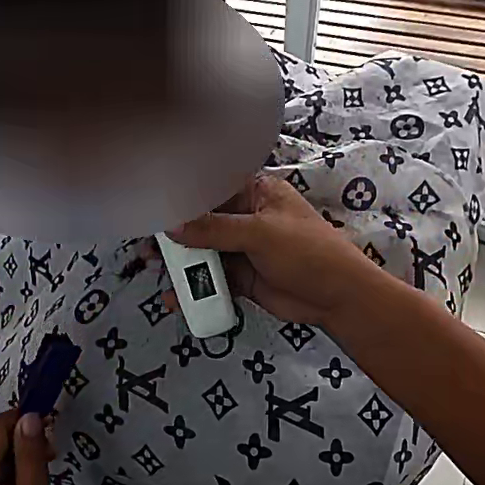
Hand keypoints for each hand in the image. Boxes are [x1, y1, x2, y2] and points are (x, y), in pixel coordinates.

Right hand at [171, 174, 375, 326]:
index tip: (154, 202)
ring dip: (181, 261)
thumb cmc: (308, 252)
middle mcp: (246, 218)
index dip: (184, 193)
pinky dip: (194, 288)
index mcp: (256, 193)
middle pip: (201, 221)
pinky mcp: (242, 277)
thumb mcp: (260, 234)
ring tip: (154, 267)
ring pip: (203, 252)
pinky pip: (211, 279)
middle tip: (148, 242)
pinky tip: (176, 297)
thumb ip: (214, 229)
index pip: (212, 186)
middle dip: (175, 232)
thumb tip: (172, 225)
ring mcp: (243, 249)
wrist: (337, 298)